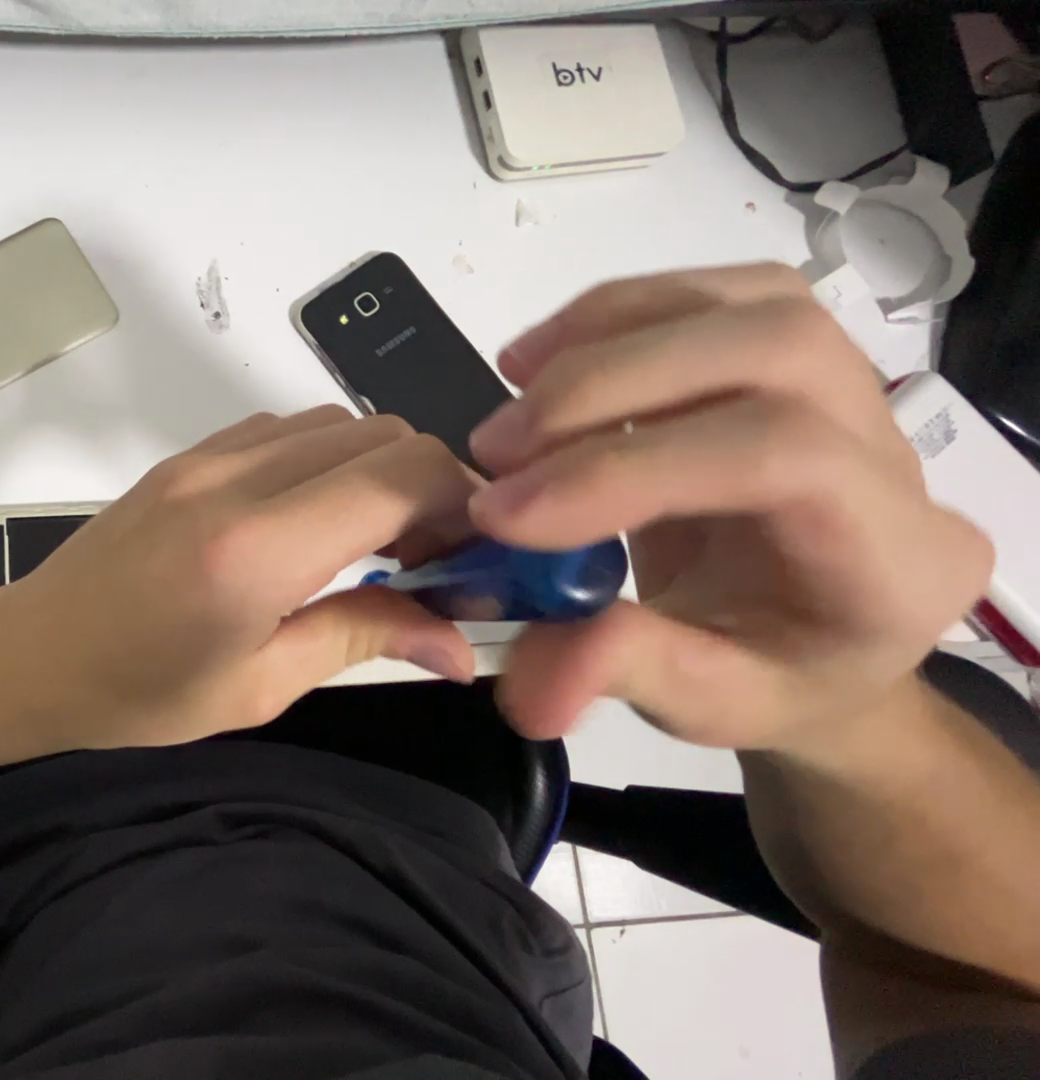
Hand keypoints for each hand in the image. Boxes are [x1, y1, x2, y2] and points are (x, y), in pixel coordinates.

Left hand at [0, 406, 478, 750]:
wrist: (31, 655)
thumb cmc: (134, 693)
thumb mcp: (257, 686)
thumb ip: (361, 639)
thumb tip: (456, 642)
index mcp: (253, 550)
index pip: (402, 473)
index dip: (464, 504)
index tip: (474, 558)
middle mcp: (231, 481)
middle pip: (380, 433)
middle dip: (430, 486)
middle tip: (428, 559)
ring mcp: (202, 458)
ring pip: (333, 422)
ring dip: (375, 469)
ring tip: (371, 542)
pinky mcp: (184, 457)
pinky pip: (281, 430)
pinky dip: (323, 460)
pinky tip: (310, 521)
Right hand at [465, 264, 991, 754]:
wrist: (811, 637)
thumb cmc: (760, 674)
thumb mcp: (697, 704)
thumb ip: (617, 675)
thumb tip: (523, 681)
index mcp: (892, 556)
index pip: (780, 459)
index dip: (622, 470)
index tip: (500, 516)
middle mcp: (894, 452)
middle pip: (772, 347)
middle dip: (601, 389)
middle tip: (491, 451)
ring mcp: (851, 389)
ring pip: (745, 301)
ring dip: (600, 337)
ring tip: (507, 394)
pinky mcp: (788, 360)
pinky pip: (711, 294)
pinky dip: (608, 312)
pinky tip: (537, 360)